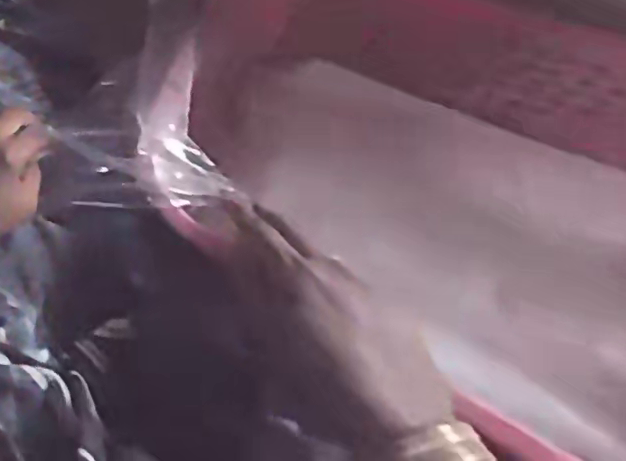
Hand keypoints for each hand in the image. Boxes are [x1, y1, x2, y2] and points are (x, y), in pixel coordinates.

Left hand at [0, 108, 49, 236]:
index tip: (50, 143)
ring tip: (12, 134)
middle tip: (33, 127)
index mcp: (12, 151)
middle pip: (15, 114)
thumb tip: (32, 161)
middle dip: (28, 119)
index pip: (36, 134)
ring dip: (7, 123)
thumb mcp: (25, 203)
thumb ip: (33, 178)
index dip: (47, 137)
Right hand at [229, 206, 454, 444]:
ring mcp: (363, 281)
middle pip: (289, 227)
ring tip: (282, 260)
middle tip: (243, 215)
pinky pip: (344, 273)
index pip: (258, 226)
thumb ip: (249, 288)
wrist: (405, 425)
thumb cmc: (322, 381)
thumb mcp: (271, 336)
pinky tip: (322, 291)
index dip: (235, 211)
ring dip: (294, 247)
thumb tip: (231, 253)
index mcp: (296, 272)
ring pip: (317, 250)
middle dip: (263, 218)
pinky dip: (322, 271)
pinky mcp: (389, 301)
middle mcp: (329, 266)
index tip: (220, 201)